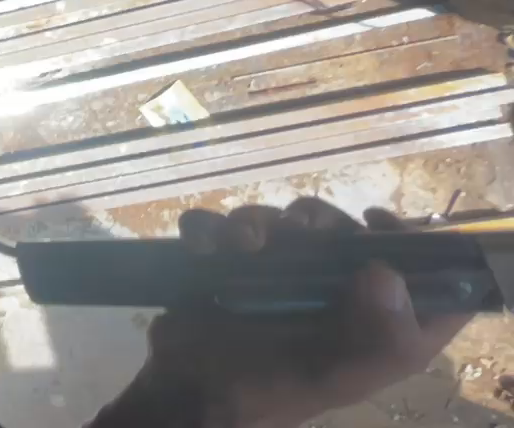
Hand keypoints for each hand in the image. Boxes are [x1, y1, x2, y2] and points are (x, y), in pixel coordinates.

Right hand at [95, 199, 467, 427]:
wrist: (189, 386)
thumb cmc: (269, 387)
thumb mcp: (334, 375)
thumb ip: (375, 336)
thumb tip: (386, 271)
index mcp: (370, 322)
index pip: (418, 278)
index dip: (412, 244)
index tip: (378, 220)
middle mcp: (326, 293)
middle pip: (336, 233)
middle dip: (314, 220)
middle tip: (297, 230)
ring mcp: (267, 275)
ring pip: (270, 221)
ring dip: (250, 222)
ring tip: (236, 247)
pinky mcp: (219, 264)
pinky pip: (212, 226)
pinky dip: (204, 229)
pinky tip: (201, 250)